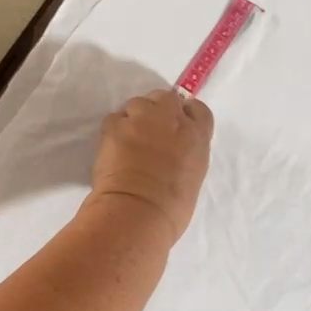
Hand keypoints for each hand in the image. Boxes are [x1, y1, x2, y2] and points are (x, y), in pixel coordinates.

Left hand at [87, 89, 213, 241]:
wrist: (139, 212)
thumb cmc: (171, 208)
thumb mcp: (192, 176)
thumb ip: (184, 153)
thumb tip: (170, 151)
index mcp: (196, 136)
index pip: (196, 109)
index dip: (184, 115)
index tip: (175, 127)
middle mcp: (171, 119)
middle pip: (165, 98)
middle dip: (157, 111)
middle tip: (148, 133)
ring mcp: (142, 119)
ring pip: (137, 104)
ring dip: (134, 118)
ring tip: (128, 142)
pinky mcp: (115, 125)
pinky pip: (114, 119)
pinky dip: (113, 130)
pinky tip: (113, 150)